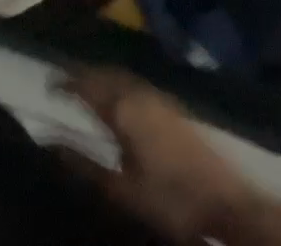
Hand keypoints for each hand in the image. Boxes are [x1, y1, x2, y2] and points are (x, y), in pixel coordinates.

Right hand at [57, 69, 256, 242]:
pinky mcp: (177, 111)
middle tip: (64, 81)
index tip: (48, 86)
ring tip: (89, 87)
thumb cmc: (171, 199)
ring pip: (123, 77)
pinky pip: (139, 85)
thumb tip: (47, 141)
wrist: (233, 207)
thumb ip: (82, 163)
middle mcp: (141, 96)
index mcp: (123, 109)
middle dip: (82, 74)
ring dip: (103, 77)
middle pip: (105, 73)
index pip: (85, 84)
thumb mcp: (120, 189)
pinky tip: (123, 102)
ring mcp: (162, 101)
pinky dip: (121, 85)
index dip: (63, 82)